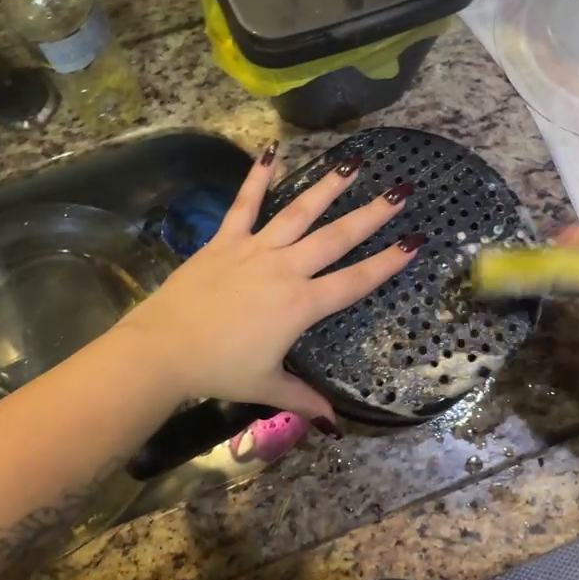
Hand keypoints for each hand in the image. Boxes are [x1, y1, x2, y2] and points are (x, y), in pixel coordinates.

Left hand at [110, 143, 422, 426]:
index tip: (414, 241)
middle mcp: (286, 269)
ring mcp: (255, 249)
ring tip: (352, 164)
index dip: (387, 263)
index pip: (354, 281)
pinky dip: (258, 178)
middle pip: (336, 238)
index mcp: (301, 305)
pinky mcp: (225, 240)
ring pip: (298, 213)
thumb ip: (304, 400)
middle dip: (371, 215)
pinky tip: (271, 152)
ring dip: (327, 187)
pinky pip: (244, 204)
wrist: (164, 348)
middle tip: (399, 192)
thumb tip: (335, 427)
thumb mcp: (266, 386)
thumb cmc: (219, 370)